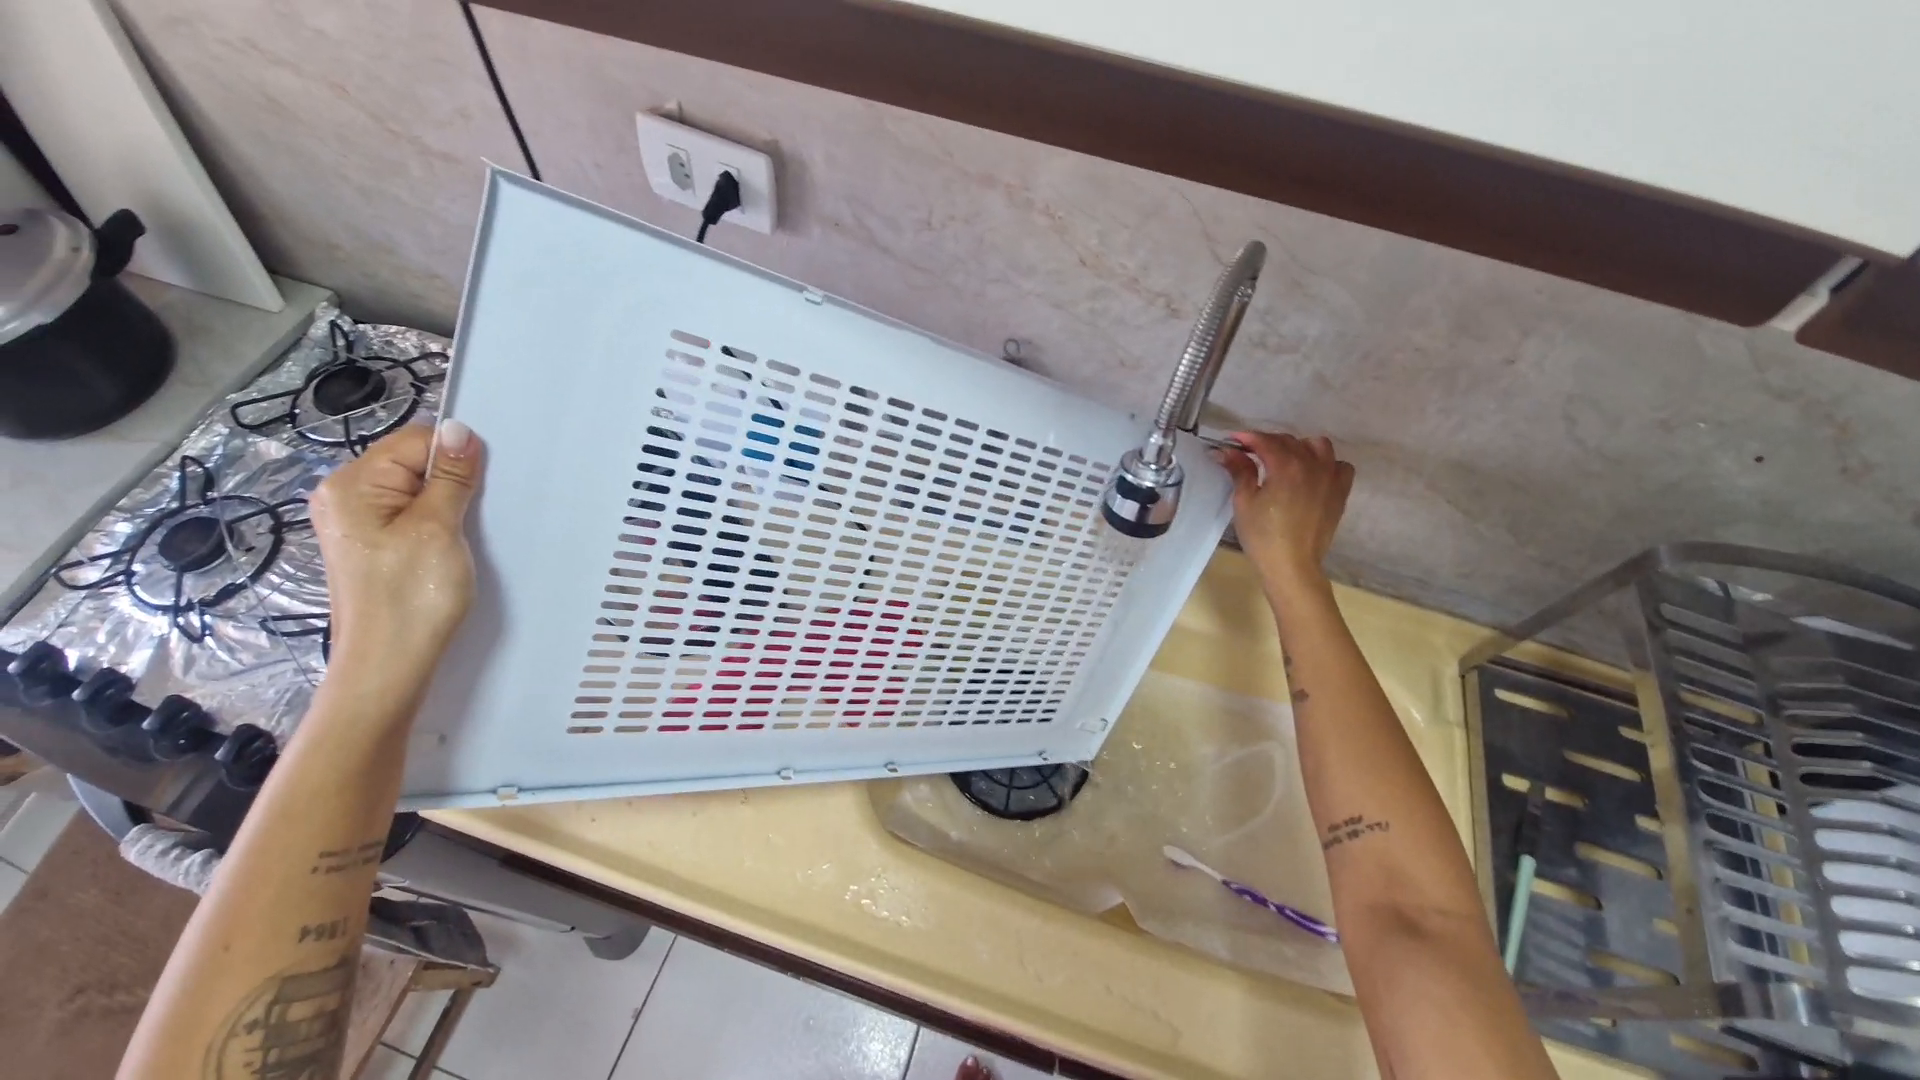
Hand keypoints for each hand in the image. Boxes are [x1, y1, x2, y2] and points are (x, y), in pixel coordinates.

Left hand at [309, 420, 483, 688]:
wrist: (389, 666)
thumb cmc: (412, 596)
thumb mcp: (438, 529)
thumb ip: (450, 477)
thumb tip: (459, 430)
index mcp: (352, 484)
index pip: (416, 441)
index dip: (455, 457)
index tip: (481, 488)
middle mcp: (346, 496)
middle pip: (414, 464)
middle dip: (452, 481)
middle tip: (476, 514)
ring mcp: (357, 523)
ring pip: (417, 492)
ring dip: (448, 505)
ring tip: (463, 533)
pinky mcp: (372, 546)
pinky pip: (412, 517)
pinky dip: (438, 524)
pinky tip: (451, 546)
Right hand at [1215, 431, 1353, 597]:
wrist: (1292, 565)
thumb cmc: (1262, 536)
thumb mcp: (1244, 501)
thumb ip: (1240, 471)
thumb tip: (1226, 451)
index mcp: (1286, 466)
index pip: (1265, 441)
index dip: (1247, 438)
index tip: (1231, 441)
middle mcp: (1312, 465)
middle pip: (1289, 441)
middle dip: (1268, 443)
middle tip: (1250, 455)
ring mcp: (1330, 477)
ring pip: (1318, 446)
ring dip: (1299, 447)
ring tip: (1284, 461)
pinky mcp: (1340, 492)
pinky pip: (1339, 466)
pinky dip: (1326, 464)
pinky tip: (1312, 475)